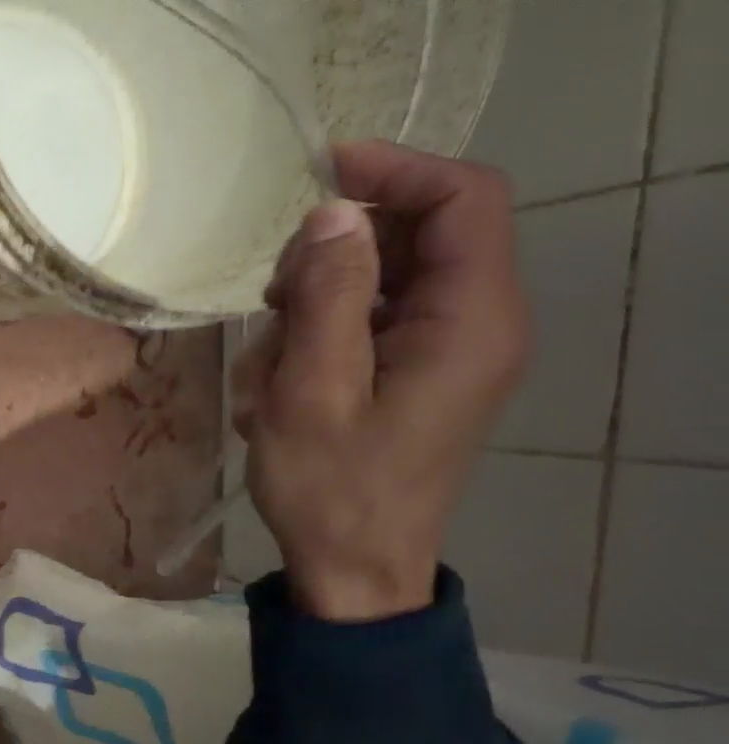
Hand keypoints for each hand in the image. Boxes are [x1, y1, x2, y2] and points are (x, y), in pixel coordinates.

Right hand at [233, 141, 530, 621]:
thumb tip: (333, 215)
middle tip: (269, 294)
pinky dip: (323, 337)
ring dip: (318, 302)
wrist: (354, 571)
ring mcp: (452, 353)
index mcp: (472, 319)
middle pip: (422, 237)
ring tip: (265, 361)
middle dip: (339, 251)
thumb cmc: (331, 487)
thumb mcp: (312, 389)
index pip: (464, 199)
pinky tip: (277, 384)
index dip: (395, 172)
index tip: (316, 175)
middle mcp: (480, 323)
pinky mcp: (422, 377)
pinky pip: (378, 325)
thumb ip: (328, 296)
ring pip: (390, 281)